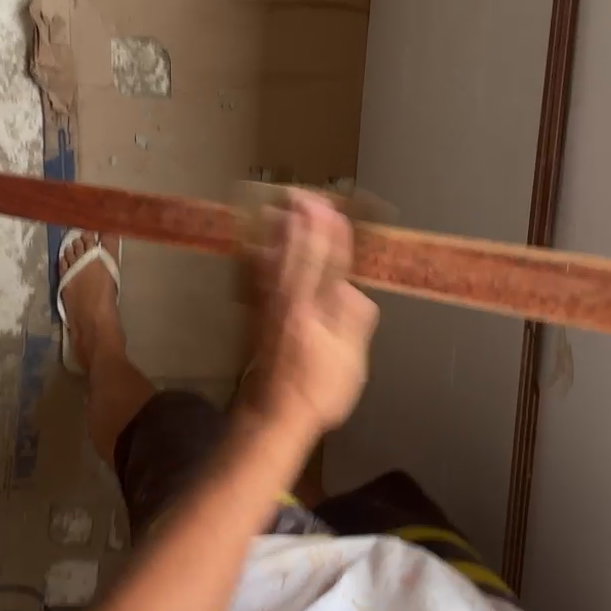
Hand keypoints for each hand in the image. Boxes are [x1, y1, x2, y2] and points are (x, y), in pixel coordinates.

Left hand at [244, 190, 379, 433]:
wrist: (273, 416)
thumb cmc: (317, 392)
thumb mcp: (350, 361)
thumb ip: (353, 320)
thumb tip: (351, 289)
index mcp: (313, 310)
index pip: (323, 262)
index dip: (328, 234)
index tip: (330, 208)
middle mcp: (288, 302)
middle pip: (294, 252)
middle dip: (300, 222)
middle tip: (302, 194)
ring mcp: (268, 308)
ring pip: (273, 260)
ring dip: (278, 233)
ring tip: (280, 207)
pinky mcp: (257, 318)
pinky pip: (257, 276)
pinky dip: (261, 255)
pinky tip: (259, 246)